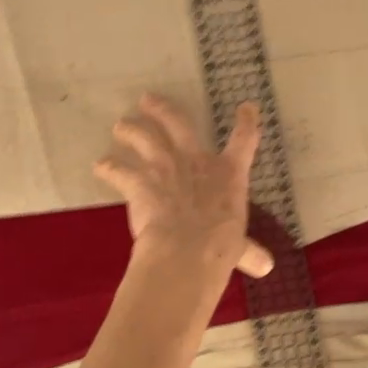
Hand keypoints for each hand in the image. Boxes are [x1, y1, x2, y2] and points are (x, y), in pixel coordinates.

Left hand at [94, 95, 272, 278]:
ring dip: (131, 130)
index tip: (247, 107)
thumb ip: (250, 253)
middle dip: (163, 110)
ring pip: (143, 138)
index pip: (244, 142)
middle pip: (178, 124)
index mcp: (229, 175)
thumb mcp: (239, 248)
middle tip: (148, 100)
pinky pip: (118, 171)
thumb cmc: (221, 247)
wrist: (187, 250)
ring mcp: (165, 168)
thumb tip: (266, 267)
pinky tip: (100, 166)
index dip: (247, 123)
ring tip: (121, 126)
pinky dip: (108, 168)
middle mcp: (196, 162)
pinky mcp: (139, 183)